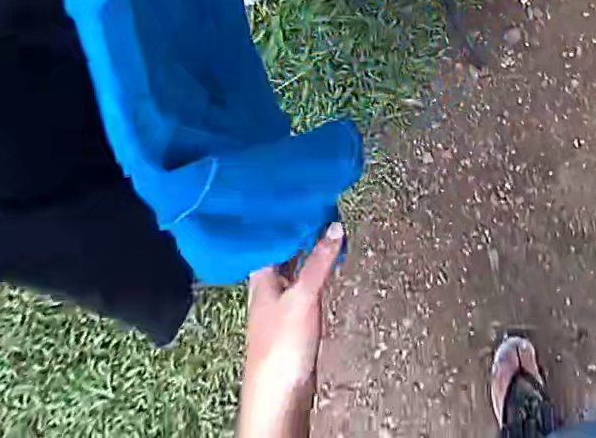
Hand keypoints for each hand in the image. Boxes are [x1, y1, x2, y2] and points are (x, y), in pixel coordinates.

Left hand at [237, 223, 345, 437]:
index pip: (271, 232)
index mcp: (260, 274)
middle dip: (301, 227)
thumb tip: (334, 225)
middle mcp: (267, 283)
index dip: (287, 213)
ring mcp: (280, 299)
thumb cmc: (279, 349)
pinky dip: (316, 267)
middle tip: (322, 204)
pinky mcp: (293, 315)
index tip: (305, 195)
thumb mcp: (303, 296)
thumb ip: (319, 260)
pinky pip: (305, 280)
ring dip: (310, 246)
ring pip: (295, 263)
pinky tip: (328, 261)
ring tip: (329, 224)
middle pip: (283, 246)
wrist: (279, 400)